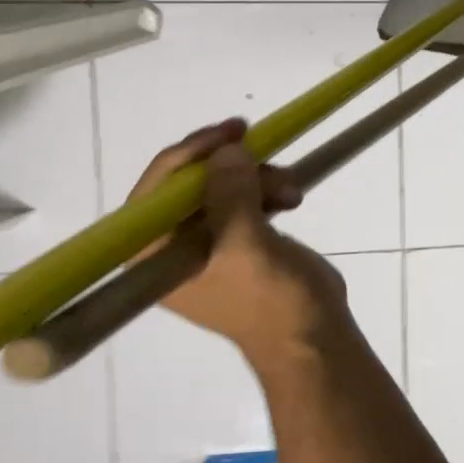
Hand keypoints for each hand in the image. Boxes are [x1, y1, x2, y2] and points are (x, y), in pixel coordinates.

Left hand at [128, 119, 348, 361]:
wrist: (310, 330)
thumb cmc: (268, 298)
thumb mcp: (247, 247)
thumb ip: (232, 197)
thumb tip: (226, 150)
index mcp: (153, 256)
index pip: (154, 193)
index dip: (187, 157)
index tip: (230, 132)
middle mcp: (172, 247)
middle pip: (190, 185)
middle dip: (232, 166)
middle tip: (266, 144)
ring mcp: (209, 242)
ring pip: (226, 186)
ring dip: (260, 178)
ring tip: (292, 190)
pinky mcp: (243, 239)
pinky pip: (248, 198)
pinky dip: (270, 189)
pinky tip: (293, 196)